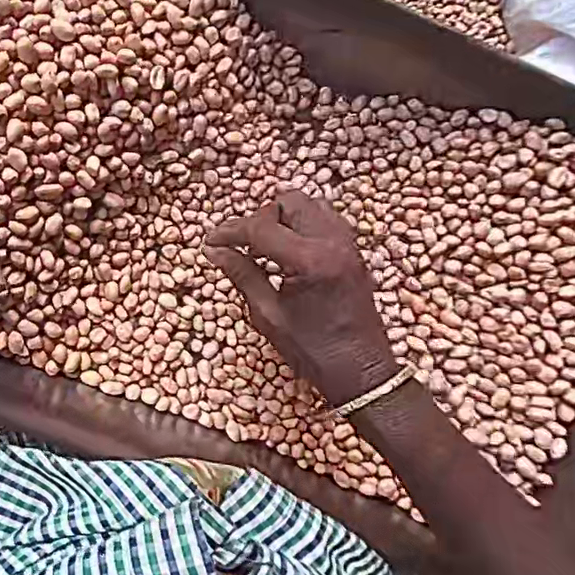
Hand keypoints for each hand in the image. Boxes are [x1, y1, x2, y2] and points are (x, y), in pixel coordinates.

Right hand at [204, 189, 397, 406]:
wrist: (362, 372)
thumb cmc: (314, 352)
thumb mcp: (269, 315)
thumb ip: (242, 274)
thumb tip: (215, 251)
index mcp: (311, 261)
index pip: (261, 228)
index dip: (231, 231)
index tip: (212, 240)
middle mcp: (334, 243)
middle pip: (288, 202)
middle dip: (260, 219)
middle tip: (242, 245)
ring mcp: (348, 245)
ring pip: (308, 205)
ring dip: (282, 218)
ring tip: (264, 246)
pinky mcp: (353, 251)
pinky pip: (324, 219)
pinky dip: (302, 226)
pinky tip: (287, 251)